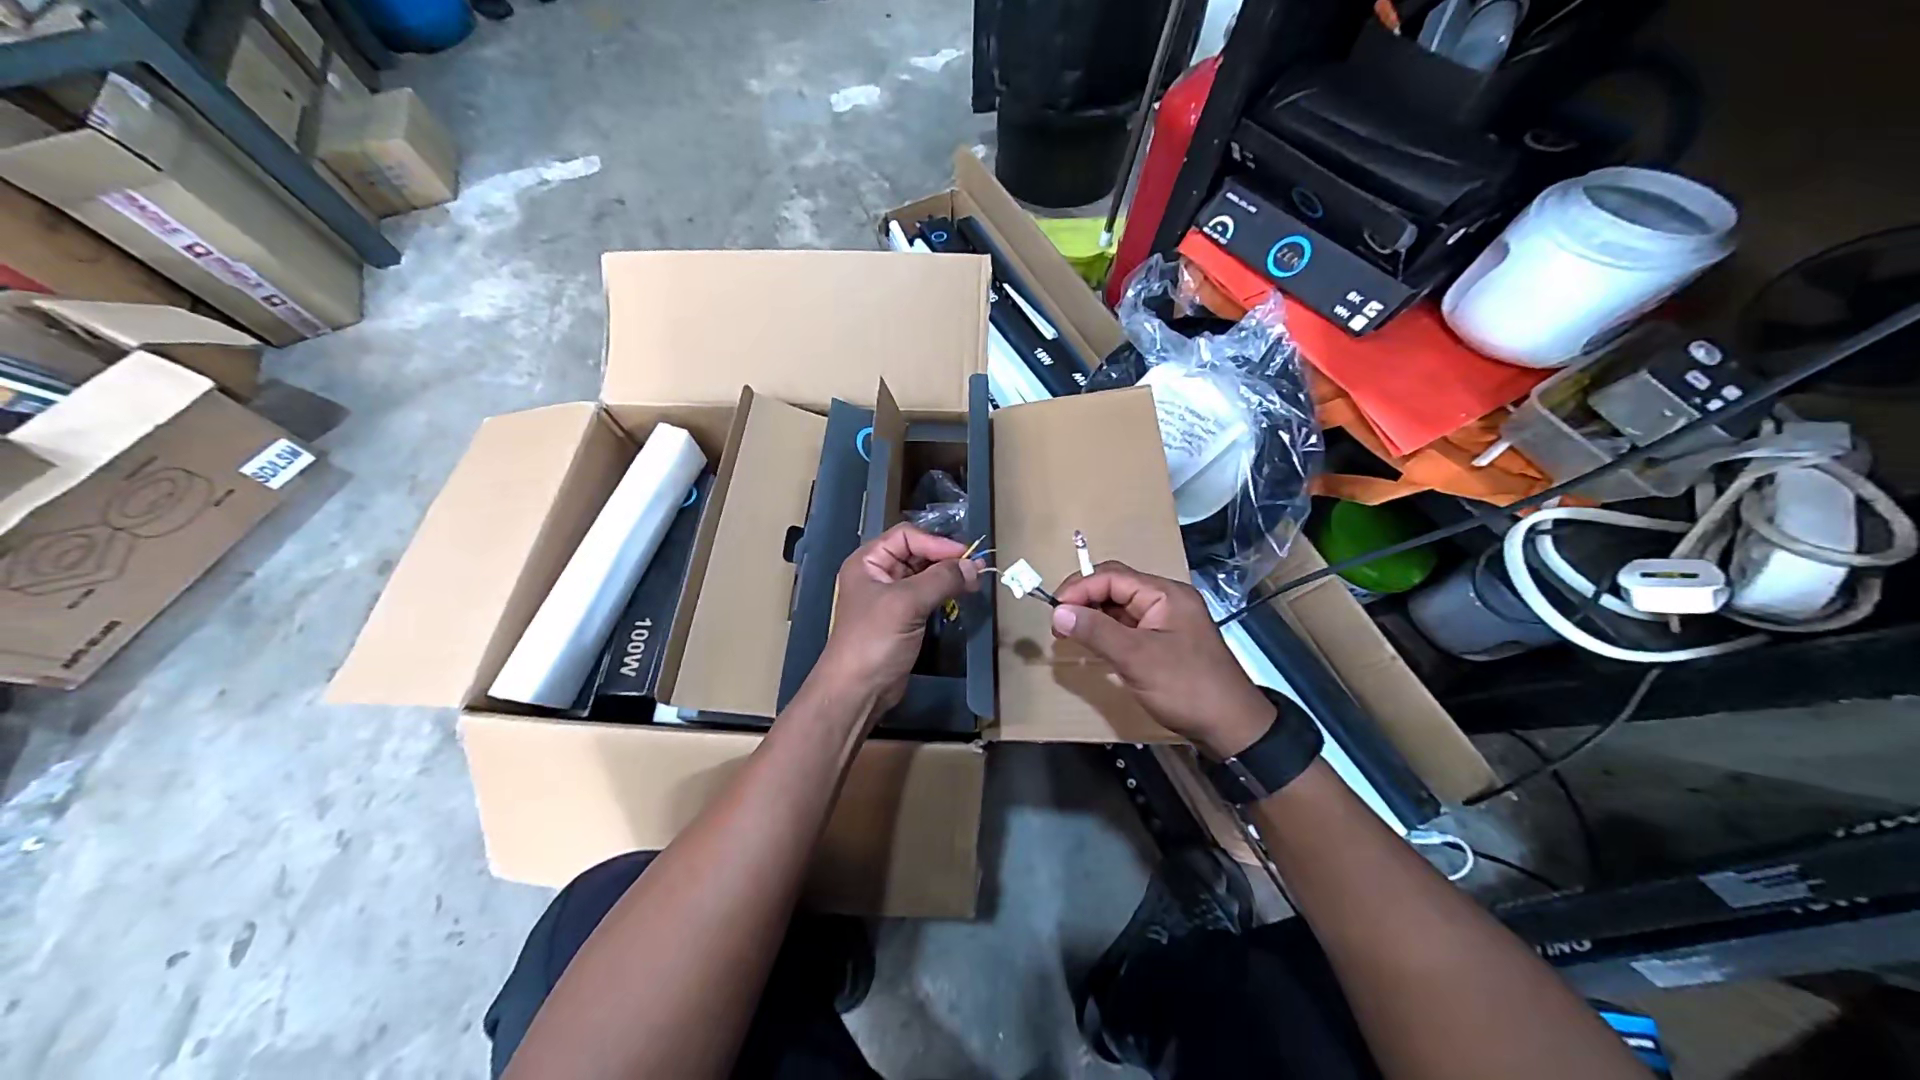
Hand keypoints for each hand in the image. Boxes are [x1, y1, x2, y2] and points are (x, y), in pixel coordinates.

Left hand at [808, 523, 979, 716]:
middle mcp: (878, 574)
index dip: (936, 542)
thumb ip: (941, 580)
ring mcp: (890, 597)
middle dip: (946, 558)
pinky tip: (962, 595)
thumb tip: (974, 566)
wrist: (858, 689)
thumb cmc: (875, 639)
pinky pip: (927, 596)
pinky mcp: (902, 618)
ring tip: (974, 581)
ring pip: (924, 575)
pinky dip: (944, 593)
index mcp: (868, 561)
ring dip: (948, 576)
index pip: (907, 536)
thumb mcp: (907, 603)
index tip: (964, 556)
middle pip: (917, 553)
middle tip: (976, 568)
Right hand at [1051, 562, 1274, 758]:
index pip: (1112, 577)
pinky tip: (1092, 646)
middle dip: (1084, 600)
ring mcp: (1166, 623)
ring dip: (1093, 617)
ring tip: (1068, 633)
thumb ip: (1096, 631)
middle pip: (1116, 588)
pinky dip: (1107, 633)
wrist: (1233, 728)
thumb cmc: (1187, 687)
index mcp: (1165, 594)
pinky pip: (1128, 628)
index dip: (1080, 589)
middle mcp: (1166, 601)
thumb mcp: (1137, 658)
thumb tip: (1058, 612)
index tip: (1054, 610)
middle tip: (1058, 622)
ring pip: (1120, 609)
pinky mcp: (1164, 644)